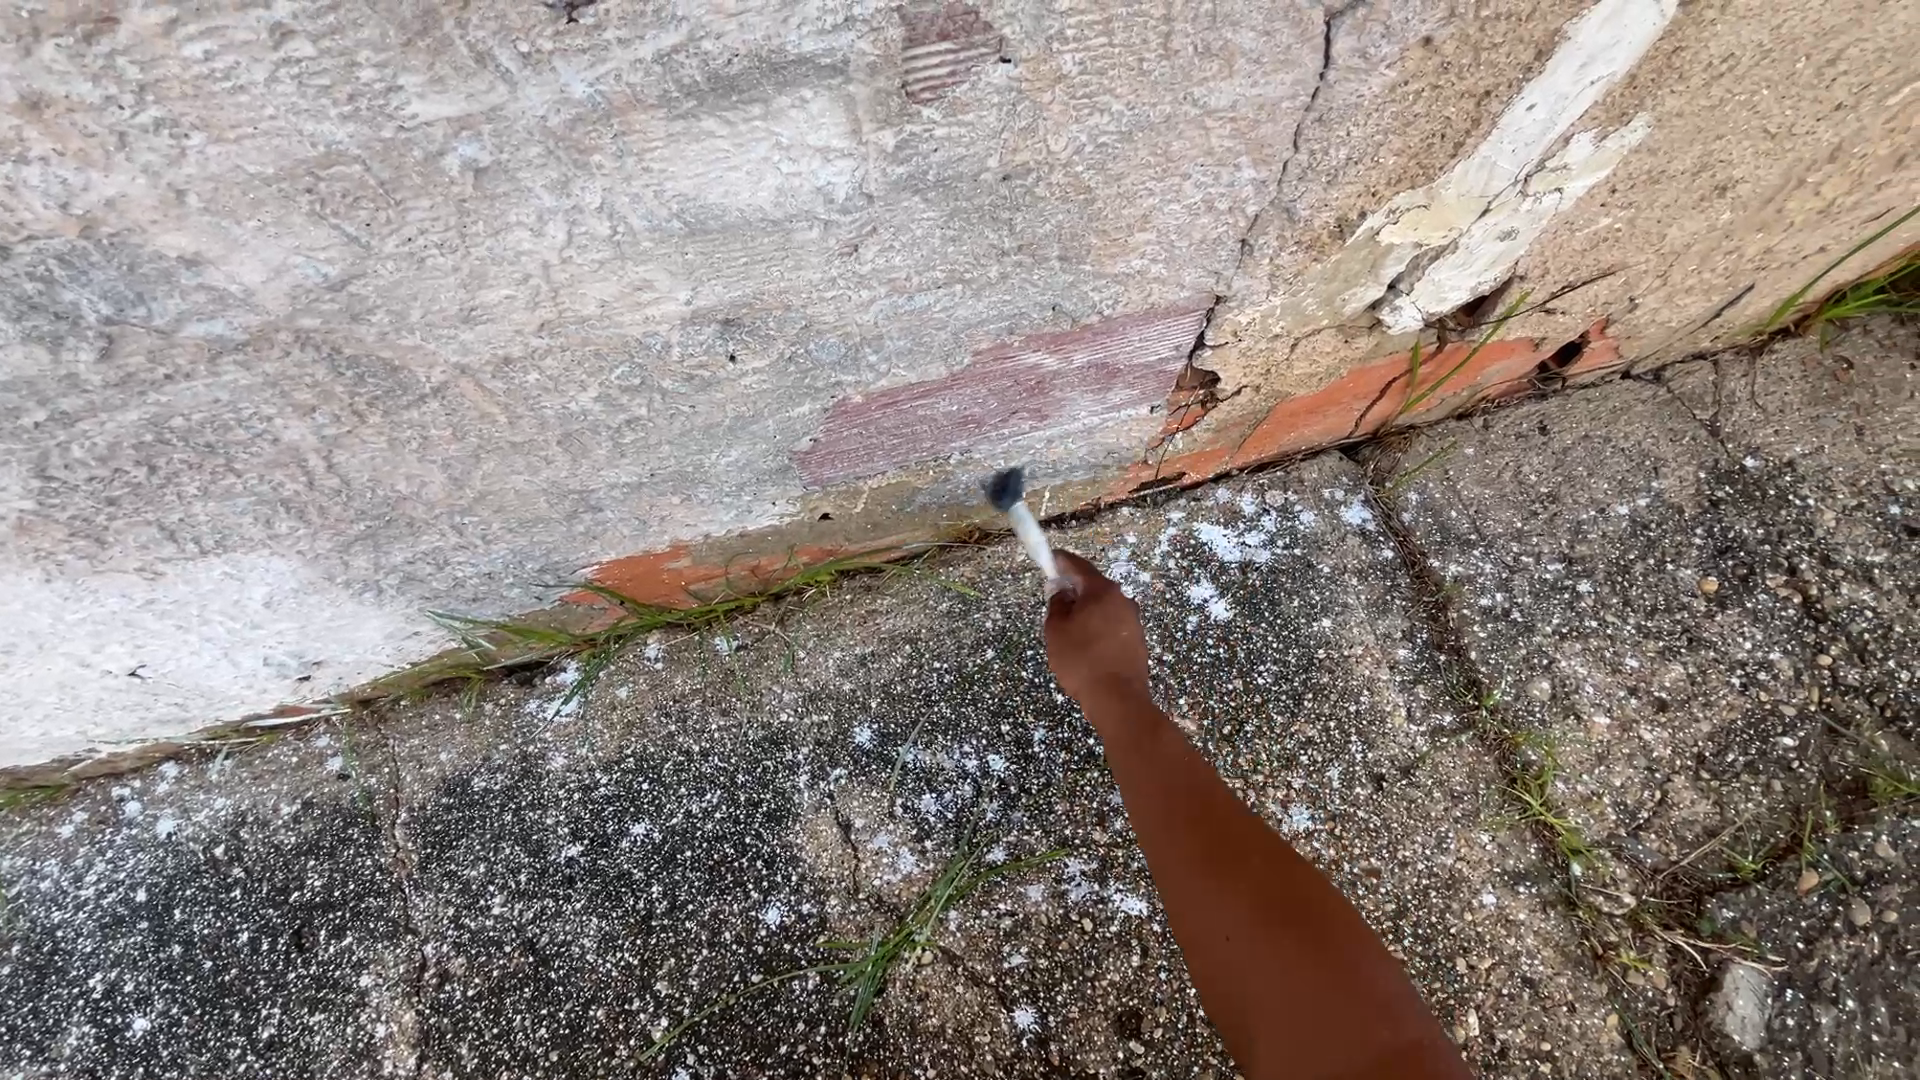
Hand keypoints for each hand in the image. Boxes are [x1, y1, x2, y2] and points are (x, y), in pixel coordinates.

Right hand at [1044, 550, 1151, 709]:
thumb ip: (1056, 604)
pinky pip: (1111, 624)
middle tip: (1055, 598)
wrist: (1118, 699)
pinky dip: (1097, 627)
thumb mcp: (1056, 630)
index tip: (1050, 559)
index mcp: (1102, 591)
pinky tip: (1085, 644)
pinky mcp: (1137, 640)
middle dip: (1074, 589)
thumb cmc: (1081, 659)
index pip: (1079, 566)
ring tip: (1067, 627)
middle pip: (1094, 586)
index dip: (1062, 561)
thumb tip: (1062, 592)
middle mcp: (1122, 600)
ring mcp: (1133, 620)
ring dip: (1086, 611)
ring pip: (1103, 607)